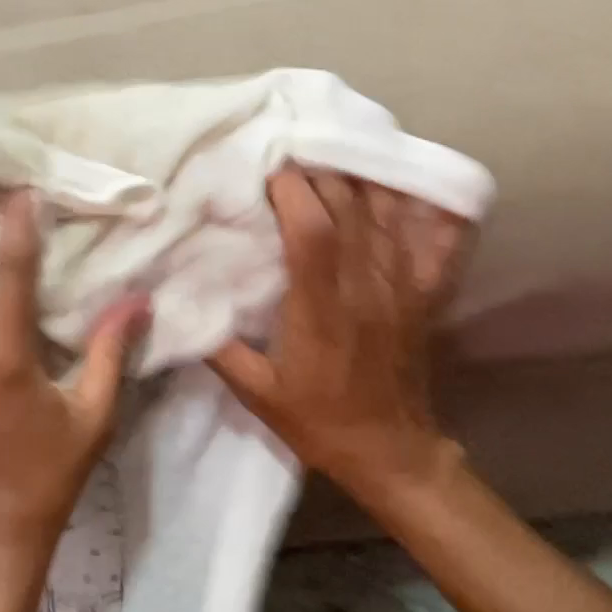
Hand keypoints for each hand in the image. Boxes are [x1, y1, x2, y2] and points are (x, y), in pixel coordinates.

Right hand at [208, 167, 469, 494]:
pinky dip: (416, 205)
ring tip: (332, 159)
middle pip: (351, 208)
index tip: (268, 172)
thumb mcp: (255, 393)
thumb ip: (218, 346)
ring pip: (388, 213)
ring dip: (359, 180)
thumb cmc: (317, 421)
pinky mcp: (424, 295)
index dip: (292, 191)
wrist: (390, 452)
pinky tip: (397, 183)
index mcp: (321, 311)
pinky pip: (431, 238)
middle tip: (291, 159)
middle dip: (320, 174)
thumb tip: (180, 304)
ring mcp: (402, 289)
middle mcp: (366, 289)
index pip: (312, 232)